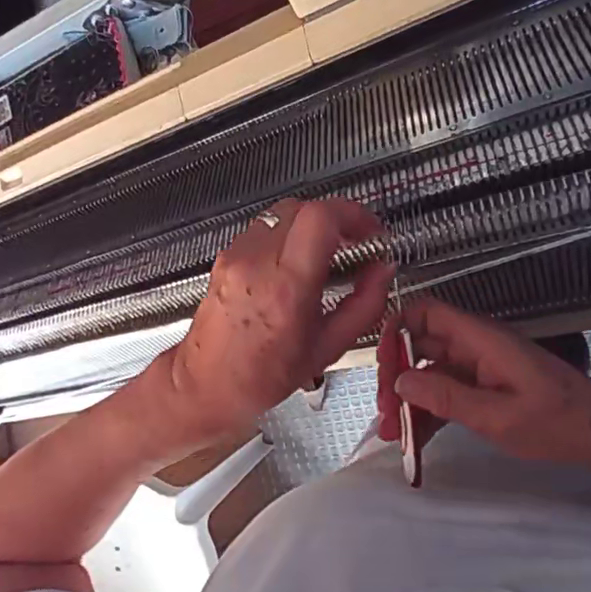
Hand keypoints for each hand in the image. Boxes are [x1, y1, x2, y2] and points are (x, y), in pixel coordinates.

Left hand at [163, 198, 394, 440]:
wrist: (207, 384)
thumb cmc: (260, 374)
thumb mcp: (328, 347)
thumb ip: (365, 304)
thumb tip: (382, 272)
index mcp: (286, 288)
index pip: (321, 218)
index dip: (353, 215)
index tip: (368, 230)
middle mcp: (257, 264)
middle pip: (304, 207)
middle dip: (336, 218)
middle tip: (352, 241)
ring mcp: (236, 257)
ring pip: (282, 212)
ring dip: (310, 225)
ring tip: (325, 253)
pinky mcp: (226, 257)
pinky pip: (263, 228)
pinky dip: (287, 236)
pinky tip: (295, 262)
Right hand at [377, 297, 590, 468]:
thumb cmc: (557, 423)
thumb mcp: (498, 417)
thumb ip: (446, 397)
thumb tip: (399, 380)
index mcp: (481, 339)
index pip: (425, 313)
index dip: (396, 332)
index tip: (381, 369)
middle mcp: (475, 345)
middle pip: (419, 345)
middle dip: (395, 376)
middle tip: (384, 414)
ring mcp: (479, 366)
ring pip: (428, 372)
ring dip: (407, 400)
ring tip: (392, 435)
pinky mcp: (484, 385)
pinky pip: (445, 391)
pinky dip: (428, 411)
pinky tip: (414, 440)